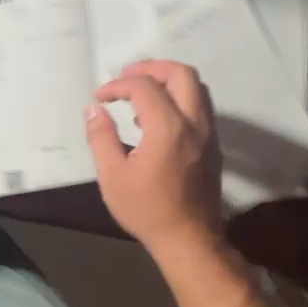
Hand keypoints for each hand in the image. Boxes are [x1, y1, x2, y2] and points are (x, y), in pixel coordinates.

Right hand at [84, 60, 222, 253]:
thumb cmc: (146, 209)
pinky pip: (200, 106)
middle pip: (182, 74)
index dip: (118, 85)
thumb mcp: (113, 176)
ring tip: (140, 95)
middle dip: (152, 68)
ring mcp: (208, 133)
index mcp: (168, 129)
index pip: (144, 87)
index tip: (100, 97)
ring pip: (196, 88)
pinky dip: (178, 99)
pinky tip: (155, 118)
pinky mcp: (212, 145)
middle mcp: (194, 123)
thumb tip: (94, 109)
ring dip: (168, 82)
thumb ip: (102, 137)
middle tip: (126, 76)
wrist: (189, 238)